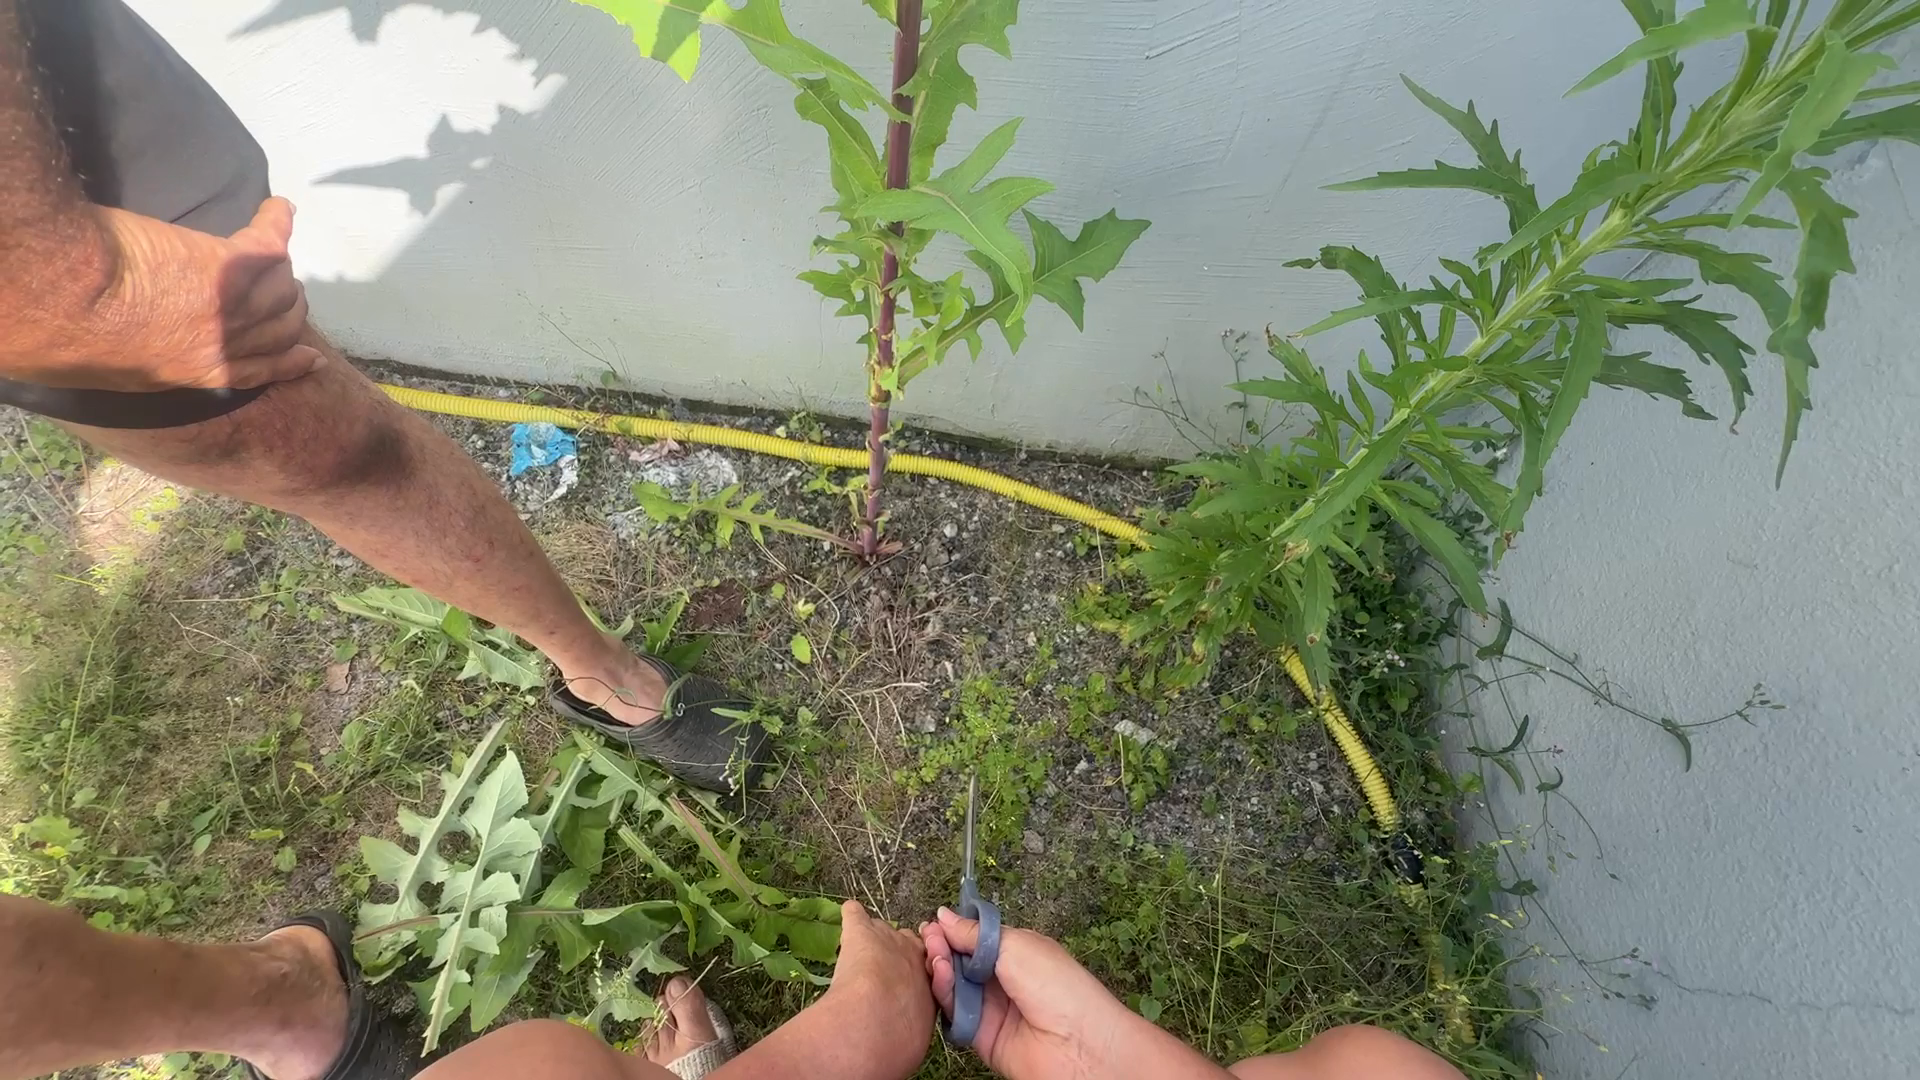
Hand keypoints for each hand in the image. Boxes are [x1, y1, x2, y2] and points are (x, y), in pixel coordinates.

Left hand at [7, 196, 325, 391]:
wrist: (50, 291)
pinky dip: (277, 223)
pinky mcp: (228, 262)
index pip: (261, 369)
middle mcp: (230, 340)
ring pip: (282, 287)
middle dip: (286, 311)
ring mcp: (235, 301)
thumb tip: (115, 357)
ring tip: (272, 249)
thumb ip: (126, 364)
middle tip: (283, 291)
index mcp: (196, 370)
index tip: (310, 355)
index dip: (290, 360)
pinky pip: (269, 241)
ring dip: (280, 268)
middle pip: (282, 327)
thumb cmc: (46, 332)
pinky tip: (279, 208)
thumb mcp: (89, 369)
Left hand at [817, 901, 934, 1077]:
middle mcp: (912, 951)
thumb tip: (907, 1029)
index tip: (903, 984)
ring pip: (880, 929)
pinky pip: (855, 913)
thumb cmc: (901, 1037)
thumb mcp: (919, 1032)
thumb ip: (917, 1019)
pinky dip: (851, 915)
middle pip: (906, 940)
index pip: (928, 962)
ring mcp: (886, 937)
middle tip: (881, 974)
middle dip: (895, 951)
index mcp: (931, 975)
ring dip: (873, 939)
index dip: (914, 971)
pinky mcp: (860, 931)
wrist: (876, 1020)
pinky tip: (846, 918)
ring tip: (860, 957)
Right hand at [921, 907, 1132, 1079]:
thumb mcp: (1015, 946)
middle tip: (928, 937)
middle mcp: (1000, 978)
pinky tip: (940, 978)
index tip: (934, 923)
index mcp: (1014, 951)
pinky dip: (945, 996)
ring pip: (954, 986)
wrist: (1079, 1046)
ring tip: (934, 956)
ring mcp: (991, 1008)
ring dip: (941, 969)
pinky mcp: (982, 1038)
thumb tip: (944, 915)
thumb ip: (975, 934)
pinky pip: (956, 1014)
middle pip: (960, 960)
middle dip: (942, 946)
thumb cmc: (1057, 985)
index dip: (953, 930)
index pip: (974, 938)